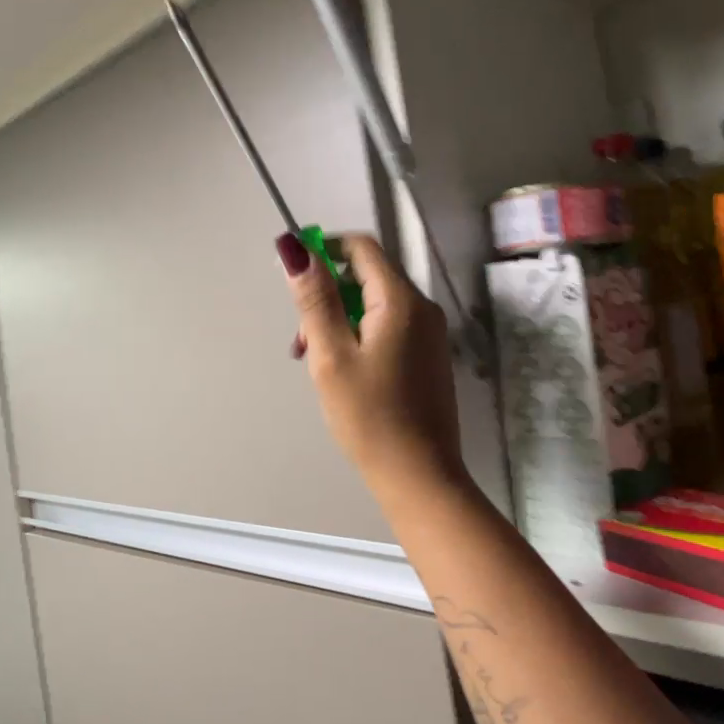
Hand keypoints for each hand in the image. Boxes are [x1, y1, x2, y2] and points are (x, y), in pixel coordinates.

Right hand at [277, 232, 466, 487]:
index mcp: (401, 300)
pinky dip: (361, 336)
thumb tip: (294, 248)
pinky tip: (346, 373)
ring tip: (318, 362)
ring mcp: (430, 333)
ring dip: (340, 319)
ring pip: (376, 303)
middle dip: (328, 296)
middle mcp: (423, 307)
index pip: (361, 247)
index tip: (293, 282)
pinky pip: (390, 326)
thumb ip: (315, 299)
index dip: (323, 251)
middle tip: (302, 342)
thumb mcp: (332, 356)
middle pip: (368, 275)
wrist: (420, 476)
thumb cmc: (370, 418)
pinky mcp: (429, 356)